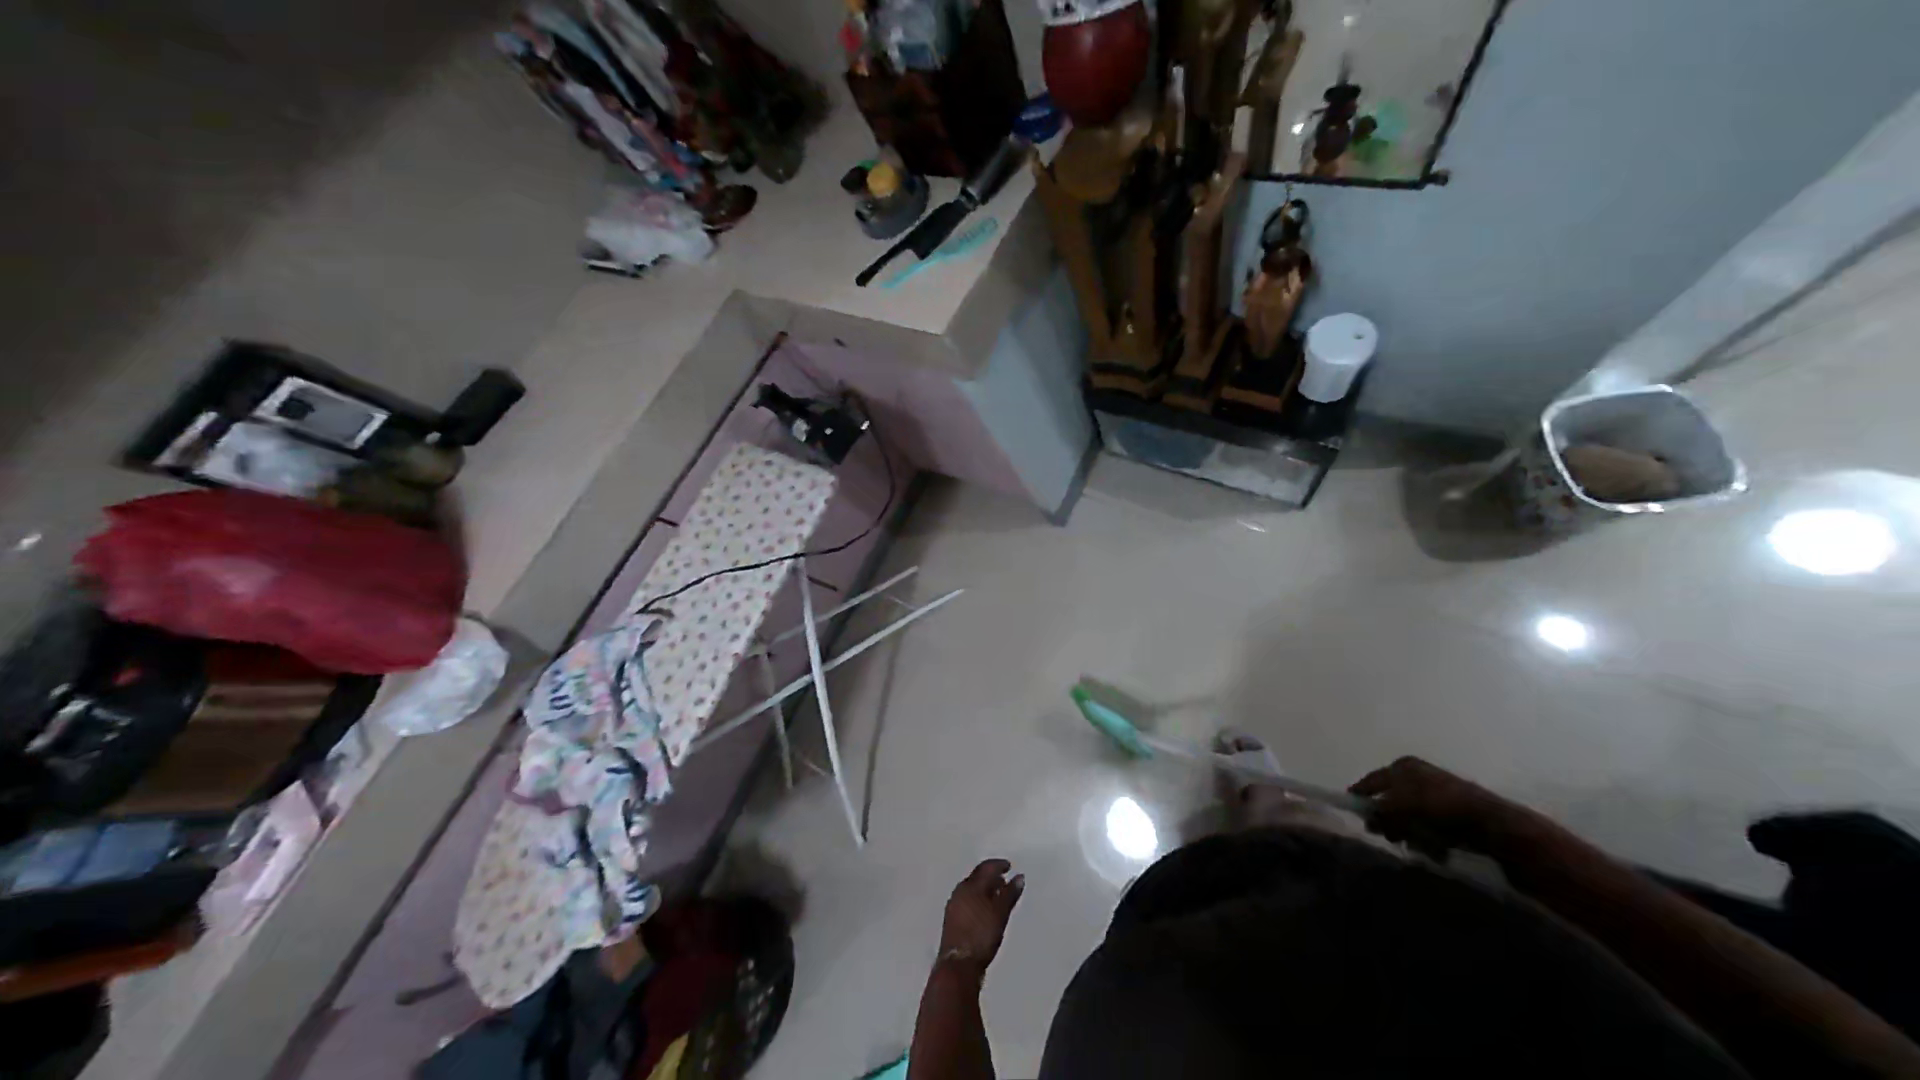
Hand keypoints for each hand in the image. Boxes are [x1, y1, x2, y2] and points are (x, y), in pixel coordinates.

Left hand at [937, 859, 1024, 975]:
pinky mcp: (952, 919)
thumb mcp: (1000, 913)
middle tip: (1004, 878)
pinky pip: (967, 900)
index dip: (998, 865)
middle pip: (977, 877)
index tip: (1008, 865)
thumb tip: (1019, 877)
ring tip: (998, 894)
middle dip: (991, 876)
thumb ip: (1010, 894)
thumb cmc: (981, 936)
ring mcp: (954, 905)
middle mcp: (960, 892)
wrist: (959, 964)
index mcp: (970, 886)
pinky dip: (978, 899)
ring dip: (985, 888)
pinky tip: (986, 909)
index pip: (985, 868)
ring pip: (972, 889)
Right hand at [1350, 756, 1528, 857]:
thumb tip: (1367, 819)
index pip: (1371, 780)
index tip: (1354, 815)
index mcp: (1403, 766)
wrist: (1495, 824)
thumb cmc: (1440, 807)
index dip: (1361, 796)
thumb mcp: (1400, 807)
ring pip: (1411, 817)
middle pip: (1391, 800)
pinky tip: (1438, 850)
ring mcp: (1438, 794)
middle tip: (1392, 838)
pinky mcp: (1455, 813)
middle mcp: (1418, 775)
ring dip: (1412, 834)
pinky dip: (1430, 839)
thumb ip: (1379, 812)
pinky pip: (1431, 827)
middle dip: (1390, 822)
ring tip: (1420, 847)